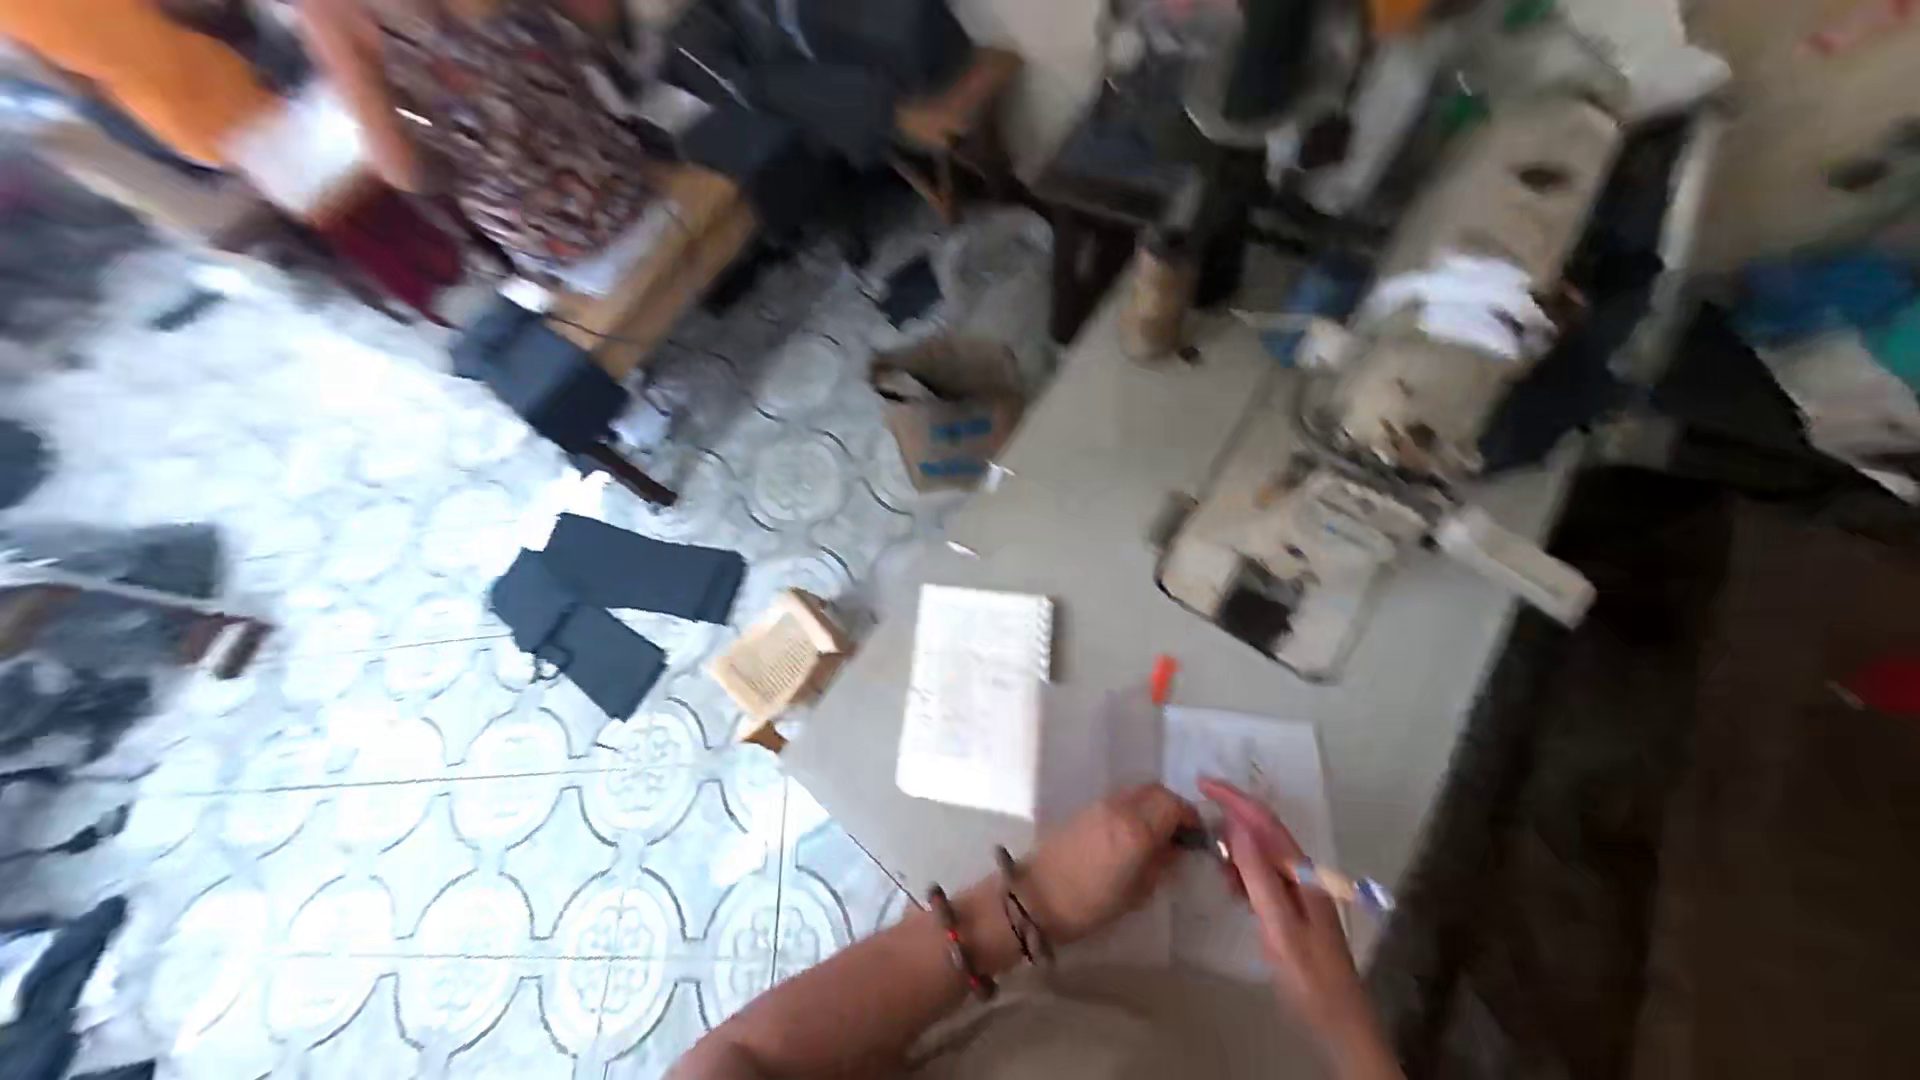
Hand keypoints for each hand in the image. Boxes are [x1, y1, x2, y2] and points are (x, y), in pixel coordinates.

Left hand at [1021, 784, 1198, 943]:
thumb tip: (1176, 849)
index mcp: (1135, 828)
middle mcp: (1119, 807)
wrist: (1037, 895)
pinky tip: (1134, 835)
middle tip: (1180, 835)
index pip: (1173, 804)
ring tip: (1158, 836)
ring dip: (1153, 806)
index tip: (1198, 838)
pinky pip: (1120, 799)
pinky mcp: (1085, 808)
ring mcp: (1100, 804)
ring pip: (1137, 792)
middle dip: (1173, 807)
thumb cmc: (1090, 903)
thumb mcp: (1137, 893)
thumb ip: (1160, 865)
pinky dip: (1135, 809)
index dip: (1191, 818)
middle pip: (1156, 791)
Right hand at [1201, 778, 1397, 1076]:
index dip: (1234, 798)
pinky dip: (1241, 868)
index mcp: (1302, 874)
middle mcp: (1302, 875)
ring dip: (1234, 842)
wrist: (1342, 1029)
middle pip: (1264, 830)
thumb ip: (1258, 874)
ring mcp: (1299, 892)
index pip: (1264, 822)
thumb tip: (1235, 825)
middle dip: (1232, 812)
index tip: (1202, 783)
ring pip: (1261, 851)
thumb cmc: (1310, 978)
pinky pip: (1261, 874)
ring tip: (1207, 847)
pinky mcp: (1292, 909)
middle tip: (1196, 809)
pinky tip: (1228, 880)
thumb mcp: (1279, 926)